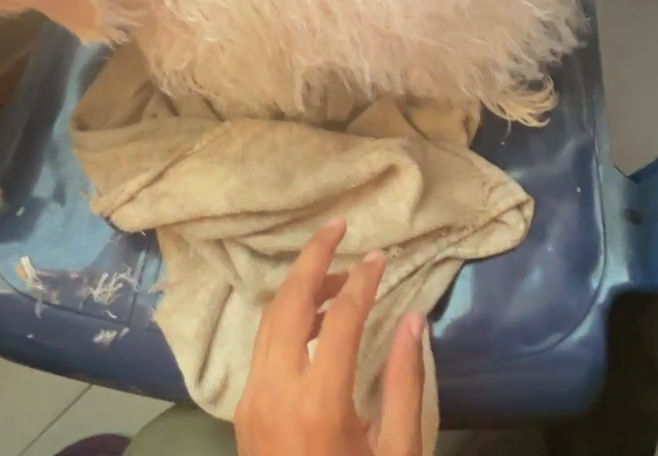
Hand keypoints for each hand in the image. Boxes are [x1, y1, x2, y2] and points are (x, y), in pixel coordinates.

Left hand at [235, 219, 426, 455]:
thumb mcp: (398, 453)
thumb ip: (405, 382)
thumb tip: (414, 317)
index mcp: (318, 403)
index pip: (341, 316)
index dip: (364, 279)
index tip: (381, 256)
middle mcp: (274, 392)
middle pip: (288, 302)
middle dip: (313, 256)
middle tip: (339, 226)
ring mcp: (251, 400)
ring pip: (270, 320)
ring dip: (301, 286)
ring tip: (340, 276)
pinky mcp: (243, 411)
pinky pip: (264, 345)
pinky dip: (289, 317)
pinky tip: (317, 317)